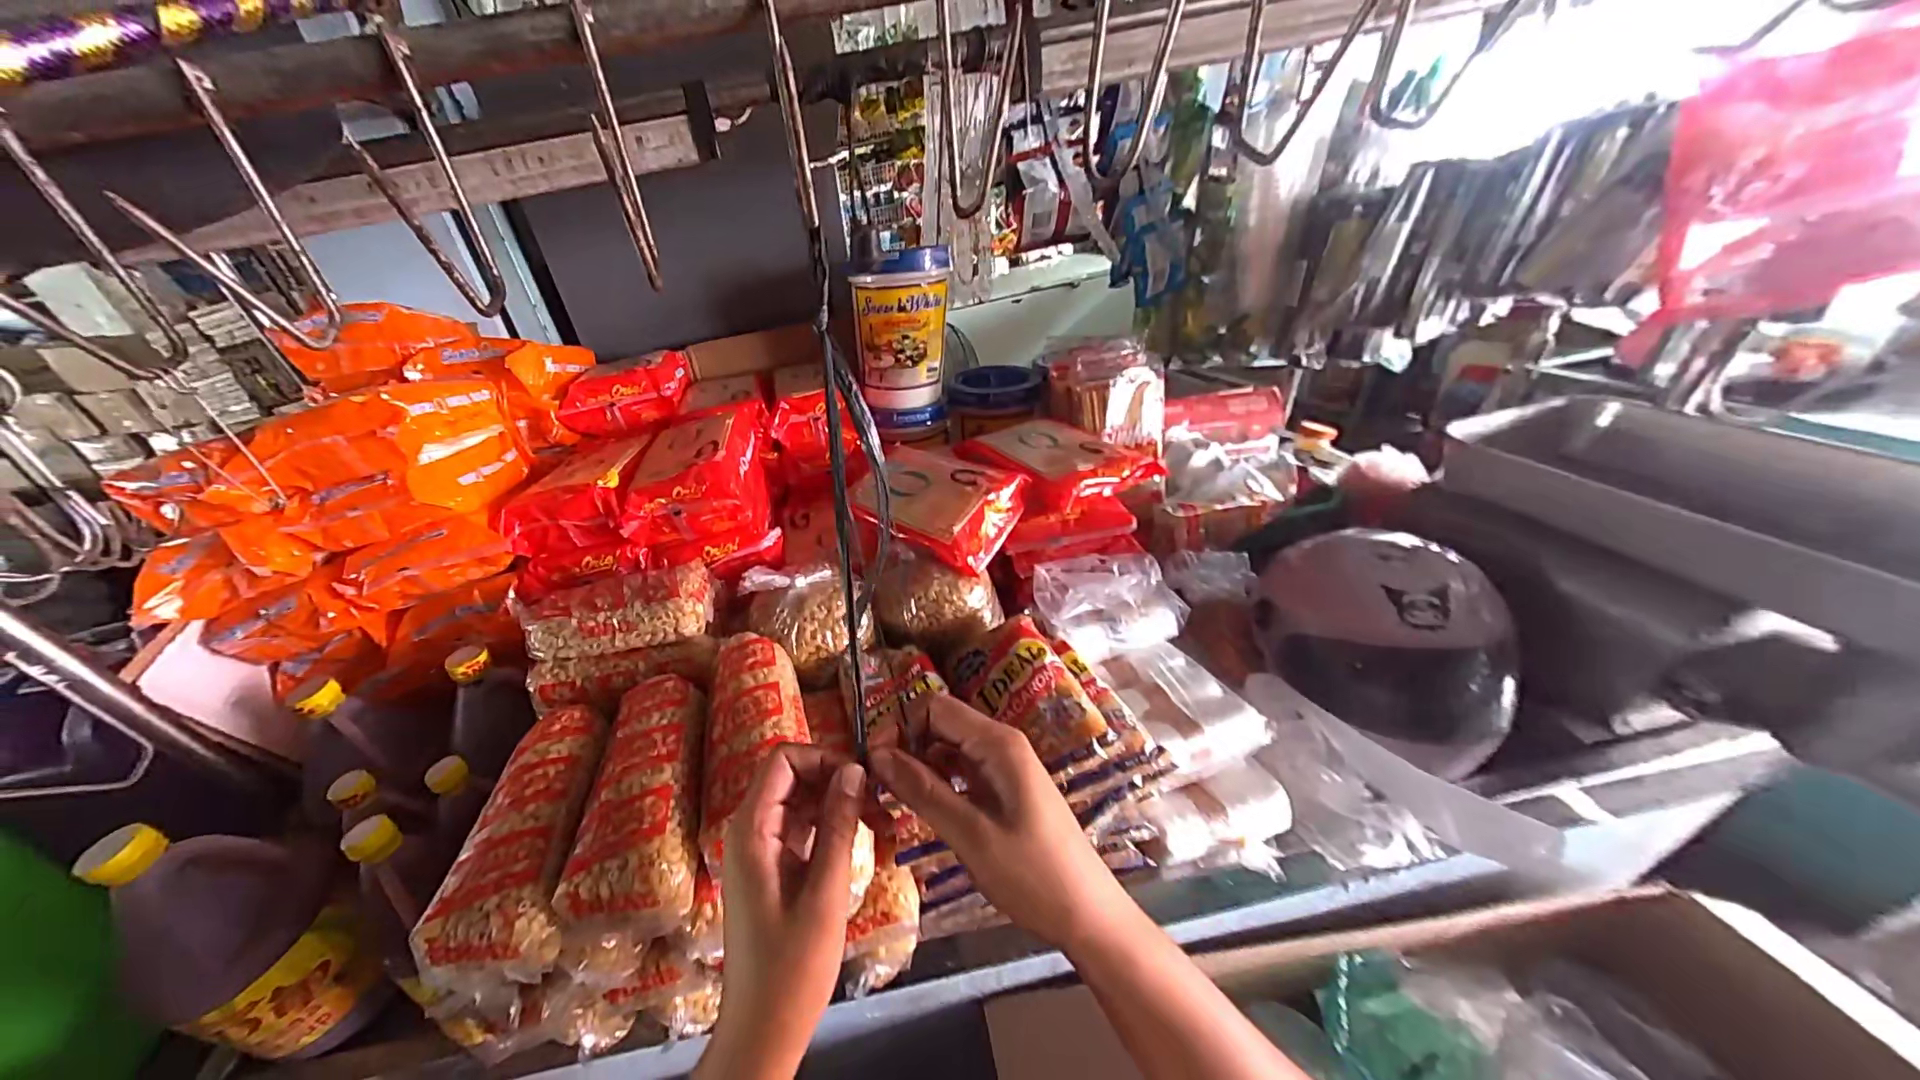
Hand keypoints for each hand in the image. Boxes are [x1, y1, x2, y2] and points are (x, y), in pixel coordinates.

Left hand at [698, 745, 865, 1079]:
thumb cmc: (793, 966)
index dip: (823, 757)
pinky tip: (863, 836)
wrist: (764, 1029)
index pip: (783, 760)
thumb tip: (855, 769)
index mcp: (752, 830)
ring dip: (839, 802)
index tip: (862, 777)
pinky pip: (803, 827)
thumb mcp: (825, 890)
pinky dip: (832, 824)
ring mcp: (762, 850)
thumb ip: (840, 824)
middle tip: (879, 800)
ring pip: (802, 800)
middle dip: (836, 778)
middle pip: (793, 776)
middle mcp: (751, 831)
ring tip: (880, 820)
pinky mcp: (774, 867)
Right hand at [868, 695, 1135, 952]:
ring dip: (920, 767)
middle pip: (941, 724)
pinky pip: (963, 771)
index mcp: (998, 744)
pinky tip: (925, 809)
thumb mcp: (970, 835)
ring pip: (949, 749)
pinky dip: (940, 783)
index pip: (935, 707)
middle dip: (907, 747)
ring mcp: (1005, 767)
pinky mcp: (1005, 789)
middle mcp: (1002, 744)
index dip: (900, 727)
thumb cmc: (1032, 875)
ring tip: (893, 801)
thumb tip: (877, 754)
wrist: (1087, 914)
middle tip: (878, 787)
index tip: (873, 764)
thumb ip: (923, 791)